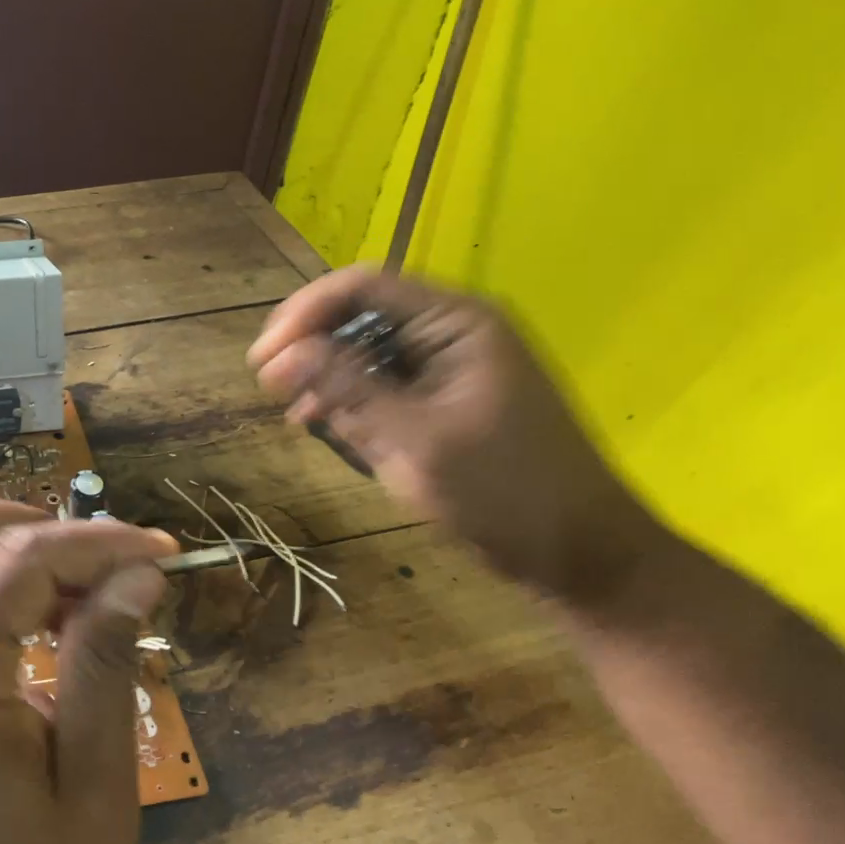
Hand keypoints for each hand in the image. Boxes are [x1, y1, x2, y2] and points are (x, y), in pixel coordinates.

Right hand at [247, 267, 650, 601]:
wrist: (580, 556)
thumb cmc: (505, 493)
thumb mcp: (416, 440)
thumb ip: (347, 389)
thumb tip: (278, 356)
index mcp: (457, 322)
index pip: (362, 286)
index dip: (303, 313)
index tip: (263, 358)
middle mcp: (448, 331)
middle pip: (357, 313)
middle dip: (309, 345)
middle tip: (268, 385)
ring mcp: (445, 365)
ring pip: (361, 349)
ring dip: (323, 375)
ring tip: (295, 413)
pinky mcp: (438, 399)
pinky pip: (378, 382)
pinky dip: (345, 399)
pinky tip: (320, 423)